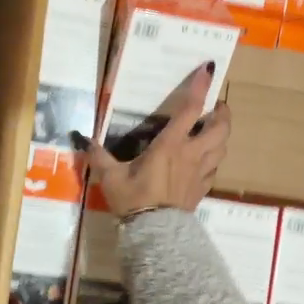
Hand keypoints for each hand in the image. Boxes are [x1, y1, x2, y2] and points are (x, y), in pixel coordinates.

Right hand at [70, 62, 230, 214]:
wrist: (155, 234)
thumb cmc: (135, 199)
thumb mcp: (112, 177)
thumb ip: (98, 156)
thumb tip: (81, 138)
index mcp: (171, 145)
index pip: (190, 109)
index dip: (200, 87)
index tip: (208, 69)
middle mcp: (192, 154)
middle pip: (220, 128)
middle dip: (222, 113)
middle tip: (216, 107)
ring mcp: (201, 172)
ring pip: (222, 147)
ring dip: (221, 135)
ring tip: (212, 129)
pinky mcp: (202, 189)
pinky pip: (214, 168)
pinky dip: (213, 158)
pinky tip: (204, 160)